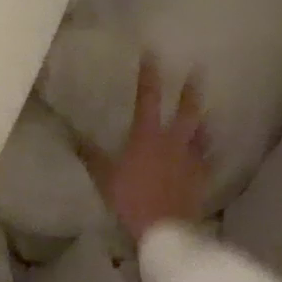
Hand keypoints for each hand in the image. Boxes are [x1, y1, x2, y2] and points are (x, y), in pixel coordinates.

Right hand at [75, 58, 210, 235]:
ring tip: (205, 114)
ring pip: (201, 134)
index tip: (152, 54)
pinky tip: (208, 153)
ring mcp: (190, 159)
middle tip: (197, 72)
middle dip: (190, 91)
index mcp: (146, 136)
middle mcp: (172, 142)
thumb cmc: (130, 197)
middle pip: (186, 111)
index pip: (147, 98)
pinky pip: (207, 160)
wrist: (164, 228)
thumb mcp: (103, 176)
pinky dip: (207, 153)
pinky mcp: (201, 178)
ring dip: (202, 122)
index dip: (149, 75)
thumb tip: (74, 137)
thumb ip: (92, 155)